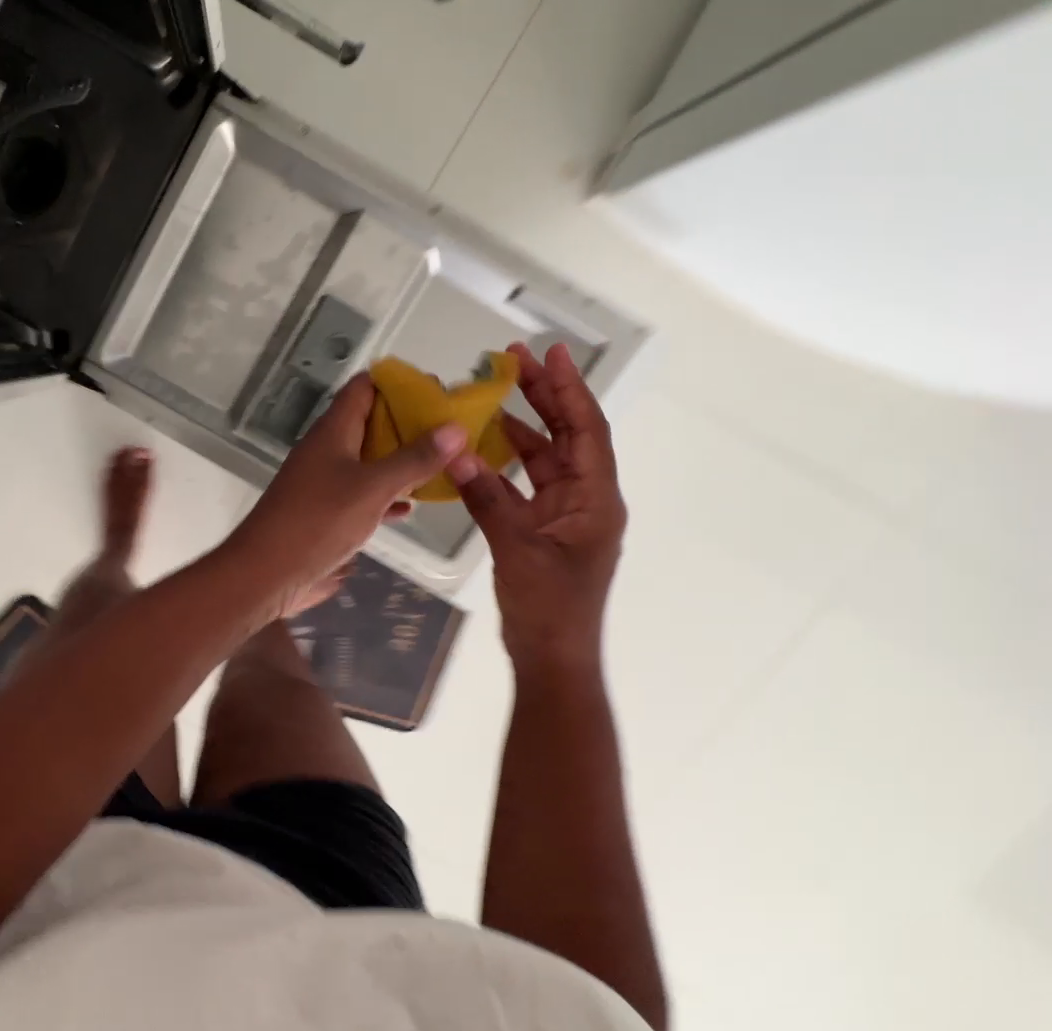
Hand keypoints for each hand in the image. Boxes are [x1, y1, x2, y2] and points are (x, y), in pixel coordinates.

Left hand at [227, 375, 468, 619]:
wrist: (266, 573)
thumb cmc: (318, 521)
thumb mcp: (372, 488)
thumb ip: (414, 459)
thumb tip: (455, 428)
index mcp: (333, 432)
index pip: (365, 388)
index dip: (399, 383)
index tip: (437, 392)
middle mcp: (326, 451)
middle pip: (369, 424)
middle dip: (407, 425)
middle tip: (450, 431)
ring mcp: (322, 483)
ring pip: (367, 462)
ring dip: (399, 462)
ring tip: (441, 465)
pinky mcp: (323, 514)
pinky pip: (360, 495)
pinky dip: (384, 496)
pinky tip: (408, 508)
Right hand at [445, 343, 625, 667]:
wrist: (553, 655)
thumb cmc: (548, 606)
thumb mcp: (516, 547)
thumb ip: (487, 498)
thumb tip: (457, 453)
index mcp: (595, 498)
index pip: (585, 430)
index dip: (568, 389)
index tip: (550, 354)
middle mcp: (585, 499)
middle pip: (567, 435)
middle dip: (543, 397)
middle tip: (514, 361)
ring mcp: (564, 515)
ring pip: (545, 458)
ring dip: (524, 427)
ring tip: (496, 395)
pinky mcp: (542, 531)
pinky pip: (526, 485)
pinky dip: (506, 465)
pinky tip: (482, 450)